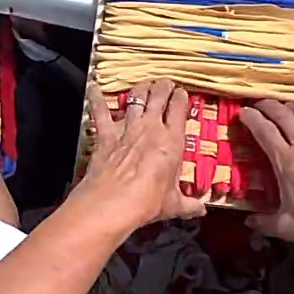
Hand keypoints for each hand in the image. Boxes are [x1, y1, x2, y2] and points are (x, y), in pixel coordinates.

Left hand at [75, 79, 205, 234]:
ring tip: (143, 84)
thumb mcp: (174, 205)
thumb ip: (189, 205)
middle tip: (165, 83)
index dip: (181, 98)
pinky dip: (95, 97)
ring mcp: (127, 127)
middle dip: (163, 87)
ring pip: (135, 98)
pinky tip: (92, 86)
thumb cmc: (148, 202)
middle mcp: (151, 127)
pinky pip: (100, 110)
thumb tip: (201, 210)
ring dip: (140, 88)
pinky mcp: (105, 133)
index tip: (182, 93)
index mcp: (172, 141)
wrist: (114, 201)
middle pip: (158, 96)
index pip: (180, 109)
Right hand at [237, 100, 293, 257]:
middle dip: (267, 106)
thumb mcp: (288, 228)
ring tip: (281, 106)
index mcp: (286, 162)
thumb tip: (248, 223)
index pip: (263, 130)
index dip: (250, 118)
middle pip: (282, 115)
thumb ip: (264, 223)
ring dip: (290, 107)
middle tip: (258, 105)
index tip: (242, 112)